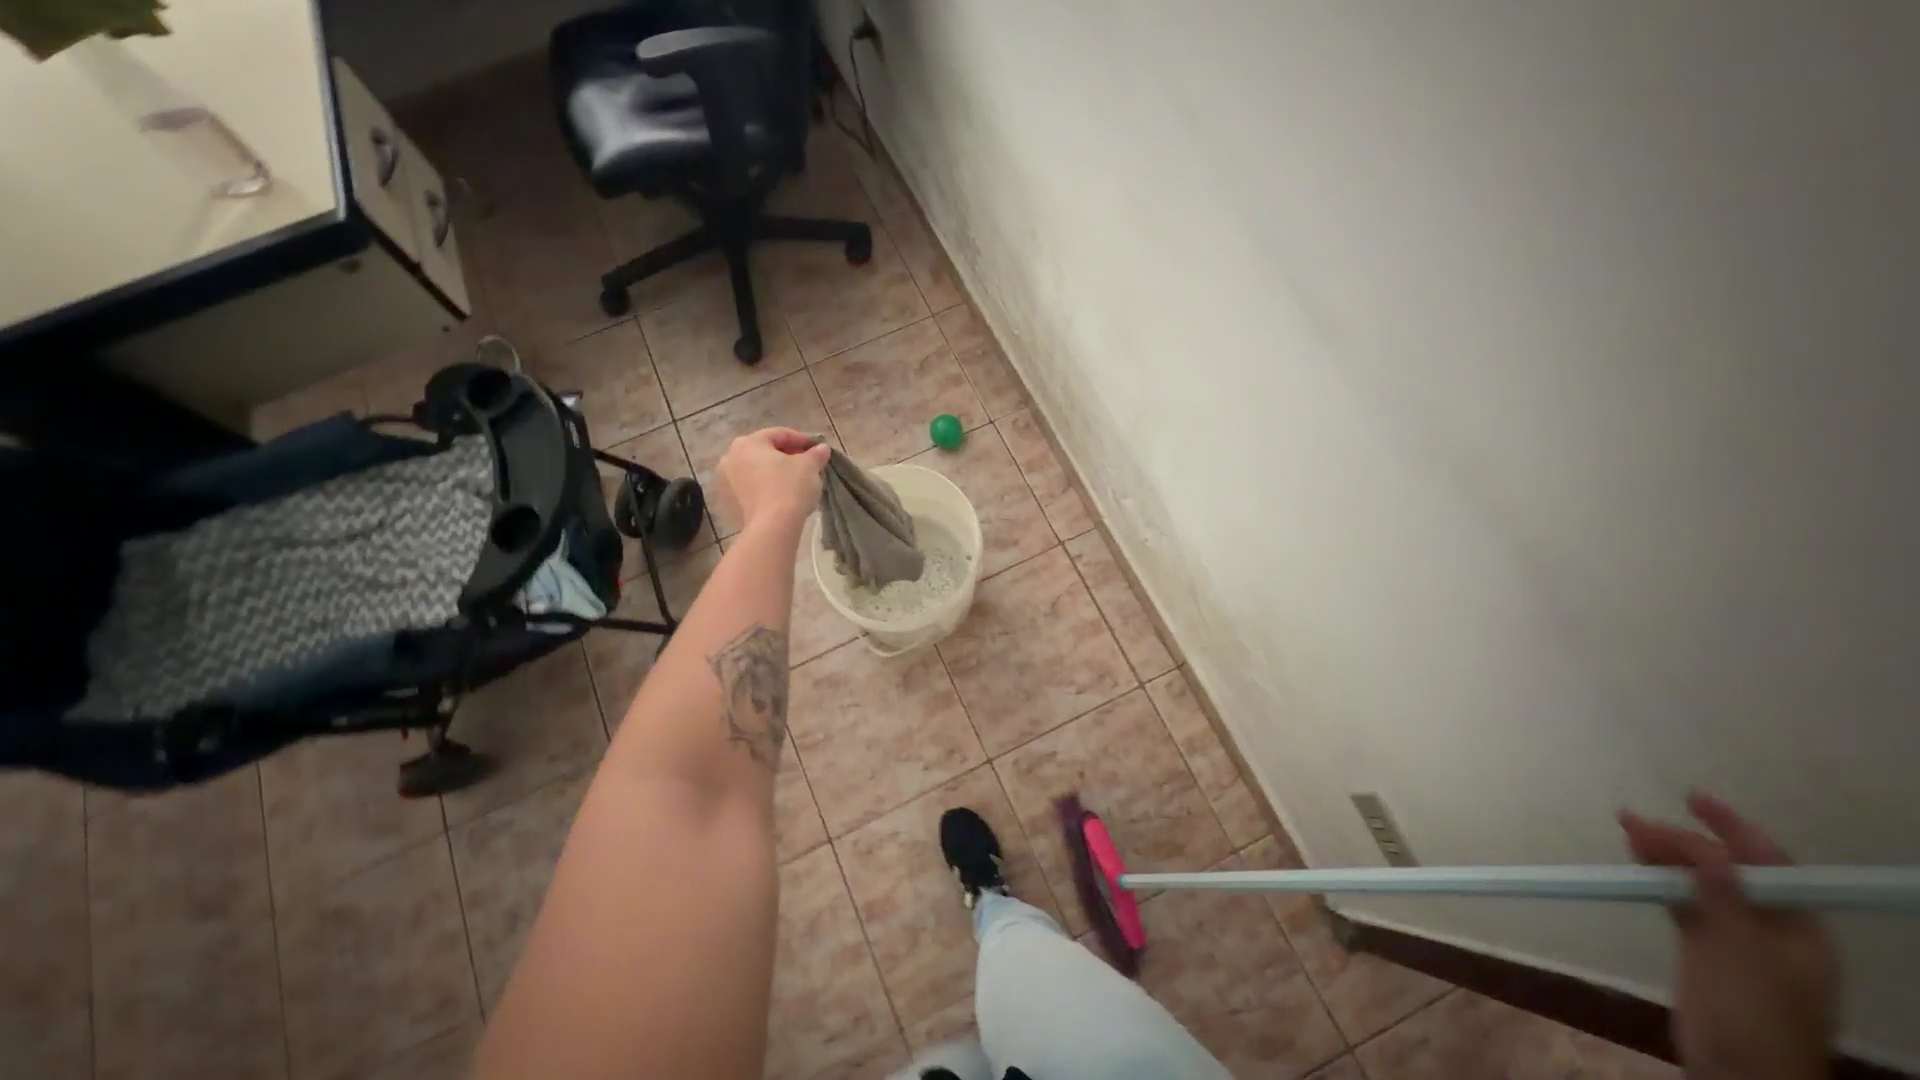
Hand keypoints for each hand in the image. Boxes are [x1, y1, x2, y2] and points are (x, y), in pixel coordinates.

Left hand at [716, 427, 830, 529]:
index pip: (779, 434)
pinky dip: (766, 487)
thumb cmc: (790, 487)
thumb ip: (815, 454)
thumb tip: (821, 449)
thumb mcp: (809, 466)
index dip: (801, 439)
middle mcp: (730, 458)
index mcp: (747, 443)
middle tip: (807, 463)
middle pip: (764, 451)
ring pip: (756, 470)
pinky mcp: (729, 503)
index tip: (817, 447)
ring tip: (796, 480)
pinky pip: (752, 488)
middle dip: (786, 455)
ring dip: (775, 472)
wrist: (772, 527)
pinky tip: (782, 495)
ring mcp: (726, 482)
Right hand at [1619, 793, 1839, 1079]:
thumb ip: (1722, 896)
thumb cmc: (1752, 1013)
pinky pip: (1683, 906)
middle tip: (1632, 820)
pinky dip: (1659, 883)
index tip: (1690, 797)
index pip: (1767, 863)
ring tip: (1627, 832)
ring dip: (1665, 857)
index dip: (1731, 827)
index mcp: (1798, 927)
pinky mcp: (1705, 953)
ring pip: (1700, 884)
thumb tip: (1706, 848)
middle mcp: (1771, 927)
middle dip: (1684, 840)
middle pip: (1728, 870)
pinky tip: (1636, 869)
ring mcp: (1737, 941)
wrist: (1739, 1075)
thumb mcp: (1740, 952)